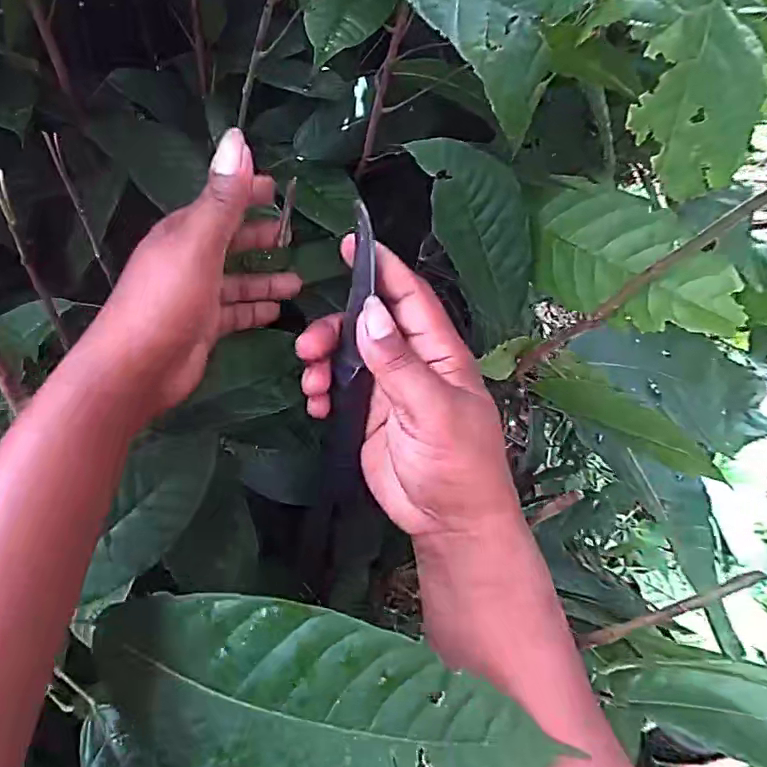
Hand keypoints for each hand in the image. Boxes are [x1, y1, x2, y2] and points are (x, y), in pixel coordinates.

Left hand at [79, 129, 301, 415]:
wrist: (135, 369)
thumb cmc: (166, 300)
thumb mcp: (197, 243)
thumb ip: (222, 197)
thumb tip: (238, 139)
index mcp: (183, 232)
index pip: (220, 202)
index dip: (248, 192)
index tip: (278, 188)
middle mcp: (187, 259)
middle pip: (230, 241)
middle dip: (260, 236)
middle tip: (293, 234)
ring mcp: (195, 295)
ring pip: (236, 280)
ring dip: (264, 278)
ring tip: (299, 280)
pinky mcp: (202, 327)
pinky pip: (235, 312)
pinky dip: (255, 309)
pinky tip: (279, 311)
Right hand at [294, 238, 518, 540]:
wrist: (448, 524)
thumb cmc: (458, 465)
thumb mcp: (432, 411)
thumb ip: (399, 363)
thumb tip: (369, 312)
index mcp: (438, 352)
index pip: (409, 298)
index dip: (383, 268)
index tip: (352, 243)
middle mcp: (412, 362)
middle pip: (367, 324)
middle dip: (335, 327)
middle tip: (308, 345)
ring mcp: (388, 388)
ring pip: (346, 354)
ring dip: (322, 360)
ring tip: (311, 385)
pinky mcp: (368, 414)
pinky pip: (338, 388)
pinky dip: (322, 391)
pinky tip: (317, 406)